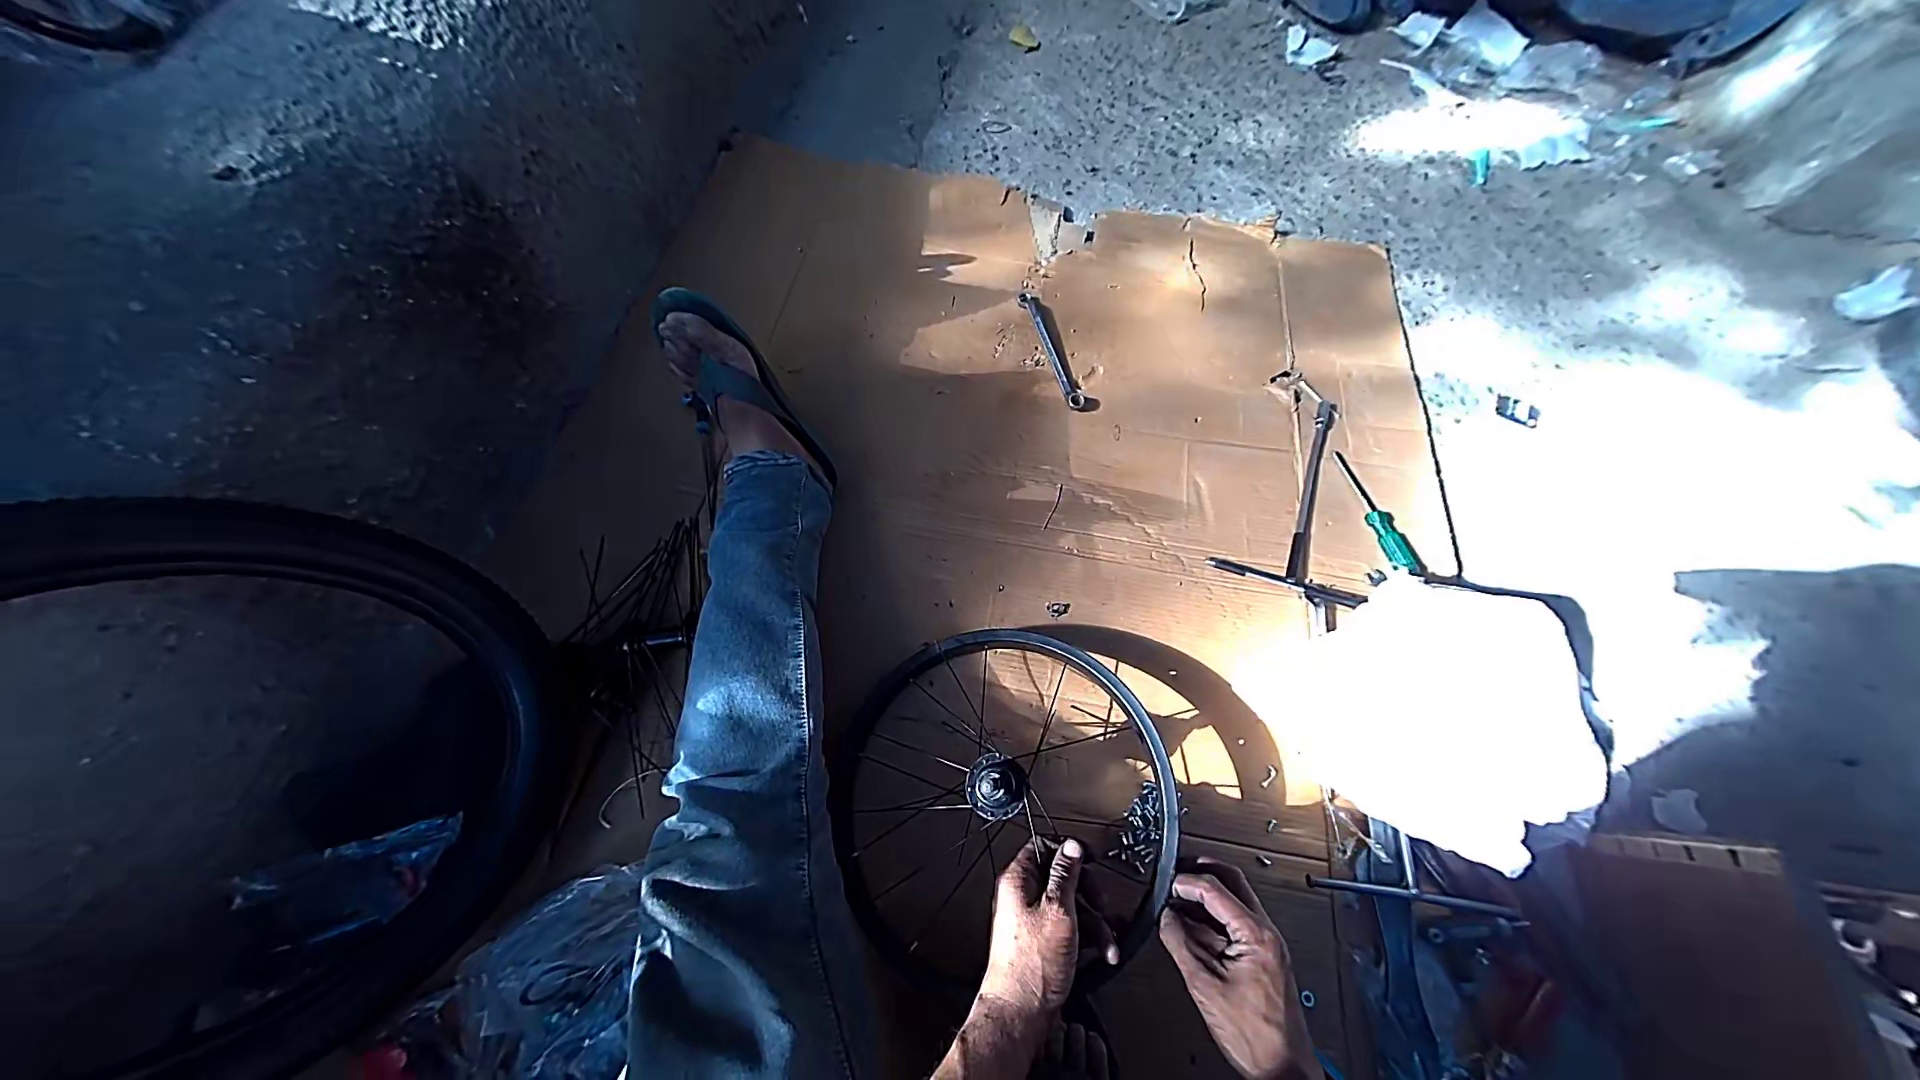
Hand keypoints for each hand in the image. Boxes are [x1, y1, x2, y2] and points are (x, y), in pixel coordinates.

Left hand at [936, 838, 1118, 1079]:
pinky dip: (1087, 939)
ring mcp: (1032, 921)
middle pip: (1061, 879)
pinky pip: (1070, 930)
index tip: (1088, 860)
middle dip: (1088, 894)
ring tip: (1107, 941)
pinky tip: (1102, 953)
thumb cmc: (1030, 967)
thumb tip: (1071, 847)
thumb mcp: (1058, 911)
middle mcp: (1022, 897)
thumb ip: (1066, 875)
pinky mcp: (1042, 943)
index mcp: (1018, 881)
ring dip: (1094, 923)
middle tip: (1101, 904)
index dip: (1067, 851)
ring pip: (1070, 907)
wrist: (1021, 1015)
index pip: (1042, 847)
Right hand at [1158, 858, 1321, 1079]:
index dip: (1186, 881)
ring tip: (1180, 901)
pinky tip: (1194, 925)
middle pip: (1232, 880)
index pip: (1215, 888)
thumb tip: (1166, 916)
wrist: (1283, 1071)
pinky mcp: (1262, 955)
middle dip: (1201, 871)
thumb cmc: (1255, 1038)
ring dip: (1207, 893)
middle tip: (1176, 874)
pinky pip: (1236, 920)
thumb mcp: (1204, 985)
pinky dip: (1213, 914)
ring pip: (1235, 898)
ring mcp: (1266, 943)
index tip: (1167, 884)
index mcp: (1256, 934)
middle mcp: (1266, 933)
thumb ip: (1180, 942)